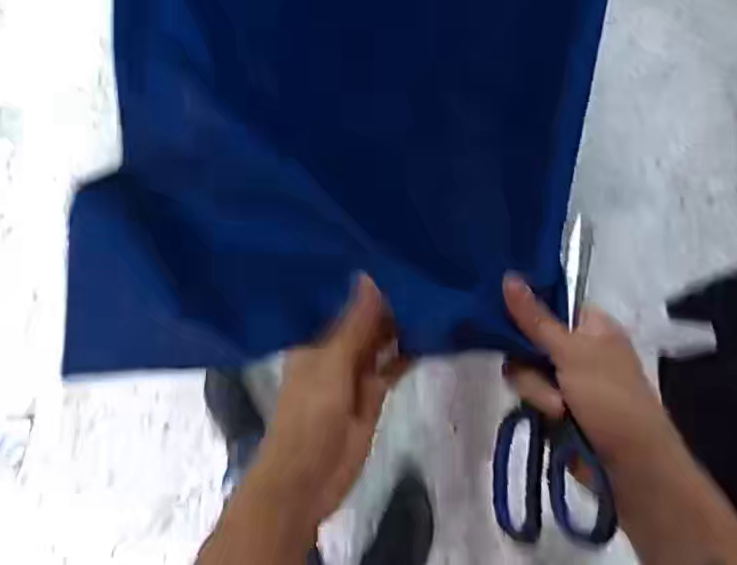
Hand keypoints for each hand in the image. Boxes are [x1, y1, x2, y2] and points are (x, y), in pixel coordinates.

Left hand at [247, 274, 411, 526]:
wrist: (308, 480)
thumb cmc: (310, 414)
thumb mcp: (333, 363)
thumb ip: (355, 324)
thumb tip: (368, 277)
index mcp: (316, 337)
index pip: (343, 303)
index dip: (365, 286)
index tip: (390, 257)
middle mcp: (335, 350)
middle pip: (364, 322)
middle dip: (386, 304)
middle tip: (419, 272)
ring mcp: (354, 374)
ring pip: (379, 343)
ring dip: (399, 327)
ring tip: (428, 296)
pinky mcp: (372, 396)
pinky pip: (391, 368)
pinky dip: (406, 355)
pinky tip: (428, 336)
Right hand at [501, 273, 678, 464]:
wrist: (635, 472)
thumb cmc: (612, 400)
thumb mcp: (572, 353)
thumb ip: (534, 318)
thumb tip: (508, 275)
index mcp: (591, 325)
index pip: (549, 300)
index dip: (527, 304)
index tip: (505, 310)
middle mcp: (577, 347)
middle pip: (528, 335)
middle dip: (528, 358)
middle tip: (536, 370)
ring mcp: (566, 378)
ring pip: (524, 366)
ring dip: (535, 388)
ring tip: (557, 409)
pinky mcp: (556, 406)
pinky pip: (529, 392)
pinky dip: (536, 404)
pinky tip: (552, 418)